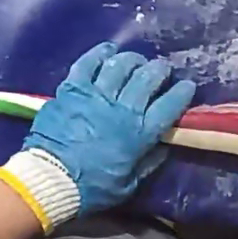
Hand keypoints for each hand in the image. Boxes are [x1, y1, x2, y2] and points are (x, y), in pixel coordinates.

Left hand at [23, 42, 197, 213]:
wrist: (51, 180)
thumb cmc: (92, 188)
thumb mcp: (129, 185)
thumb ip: (149, 163)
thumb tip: (164, 145)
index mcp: (140, 134)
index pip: (170, 105)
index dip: (182, 93)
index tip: (186, 86)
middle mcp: (123, 109)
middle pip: (148, 78)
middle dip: (159, 71)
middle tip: (161, 70)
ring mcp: (96, 95)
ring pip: (121, 65)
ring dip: (133, 60)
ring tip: (136, 61)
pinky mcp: (72, 89)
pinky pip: (88, 63)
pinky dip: (100, 54)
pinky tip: (107, 51)